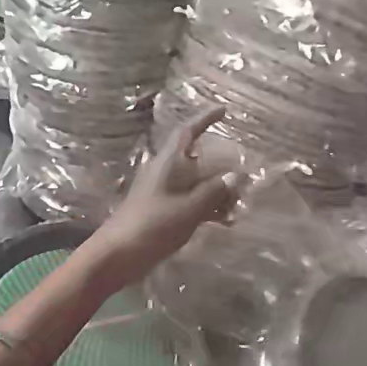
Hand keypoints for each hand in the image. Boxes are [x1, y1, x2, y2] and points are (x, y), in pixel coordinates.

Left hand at [87, 106, 238, 286]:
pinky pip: (194, 204)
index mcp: (168, 163)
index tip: (224, 110)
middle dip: (224, 168)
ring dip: (220, 193)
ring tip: (241, 206)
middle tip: (246, 177)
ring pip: (199, 185)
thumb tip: (236, 176)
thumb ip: (214, 191)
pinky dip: (211, 209)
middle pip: (199, 162)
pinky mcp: (165, 214)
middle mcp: (167, 174)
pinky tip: (227, 222)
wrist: (119, 255)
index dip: (205, 119)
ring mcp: (166, 194)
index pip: (188, 132)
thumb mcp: (188, 208)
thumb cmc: (152, 225)